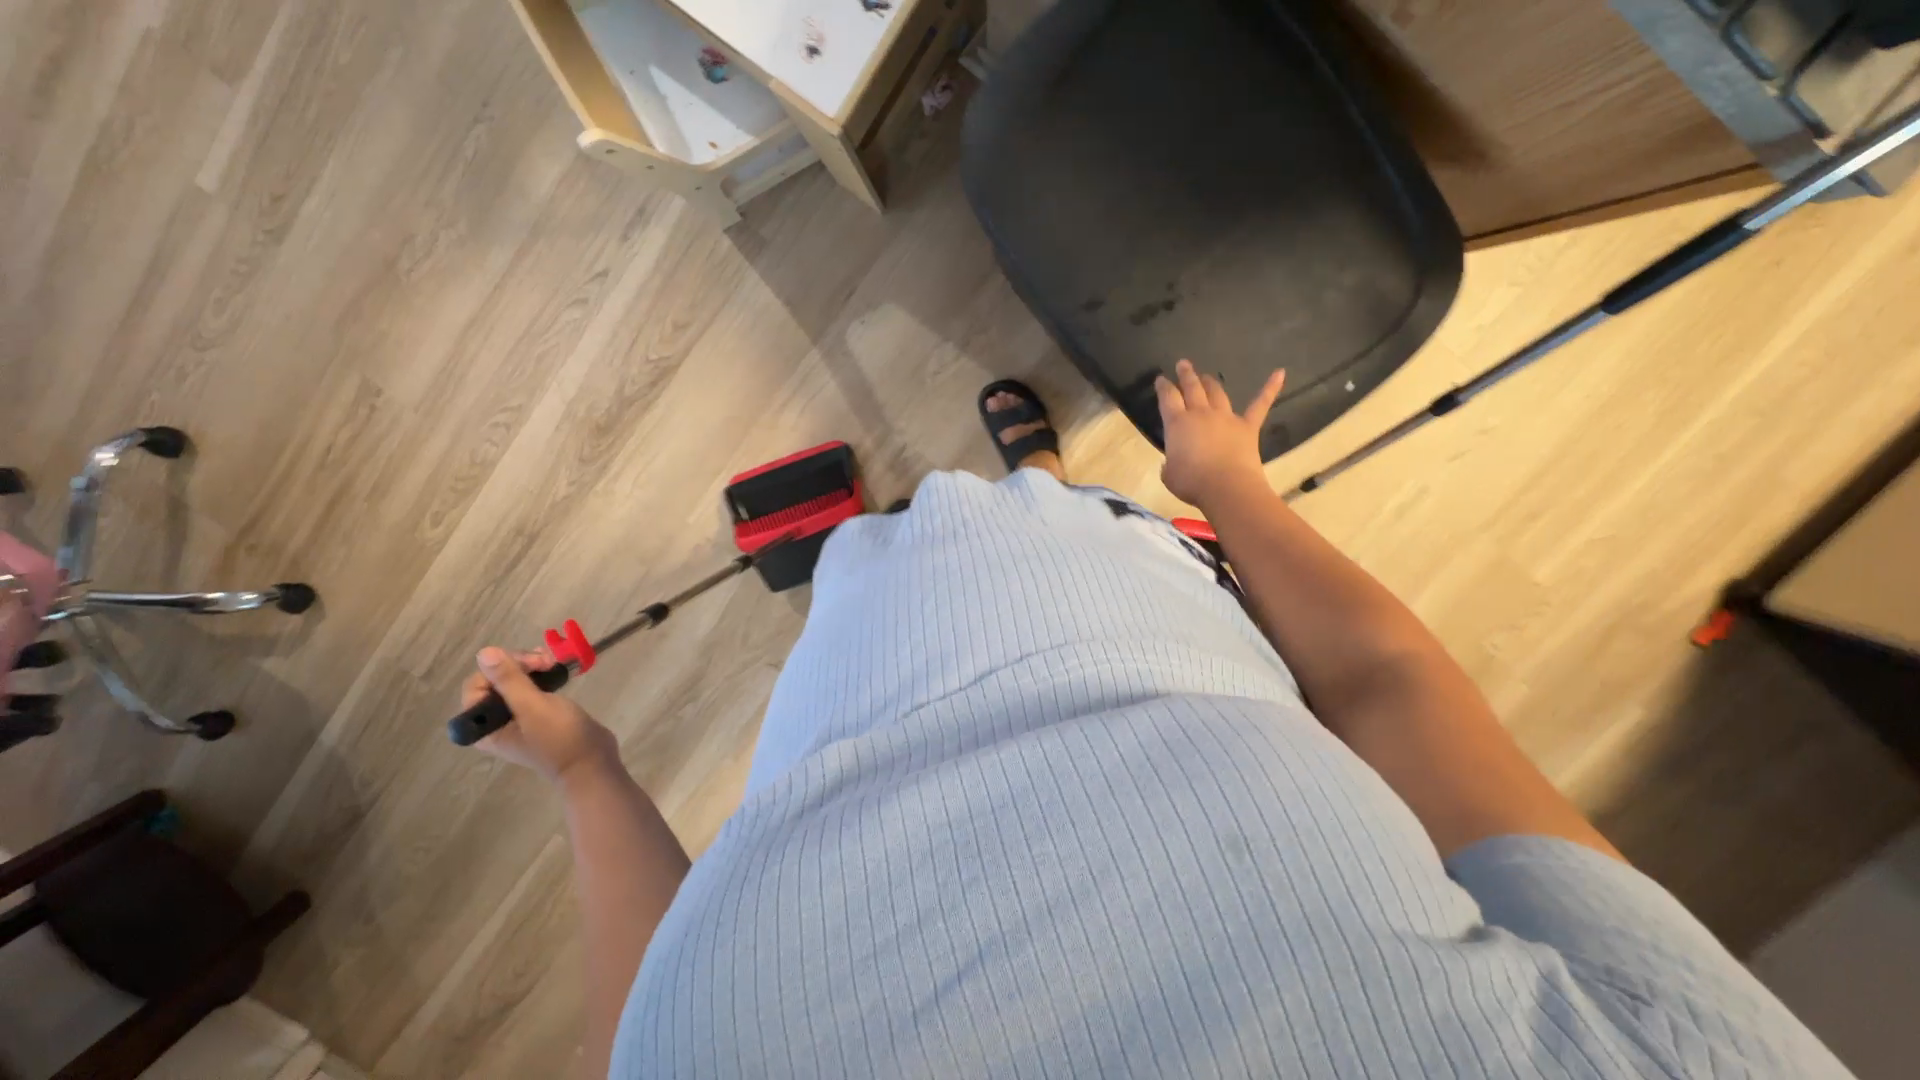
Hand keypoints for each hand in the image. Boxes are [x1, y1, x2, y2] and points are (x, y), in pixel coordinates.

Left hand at [462, 647, 619, 786]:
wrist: (593, 762)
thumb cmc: (560, 737)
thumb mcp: (533, 706)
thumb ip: (508, 680)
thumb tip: (484, 653)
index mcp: (486, 727)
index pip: (476, 686)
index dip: (499, 669)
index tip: (528, 663)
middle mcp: (496, 722)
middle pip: (495, 682)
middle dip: (519, 664)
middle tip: (546, 660)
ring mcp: (518, 718)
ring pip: (514, 682)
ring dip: (531, 667)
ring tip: (553, 661)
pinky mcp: (538, 714)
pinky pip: (531, 688)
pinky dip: (540, 675)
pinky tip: (555, 668)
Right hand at [1155, 359, 1284, 508]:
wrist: (1227, 487)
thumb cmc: (1192, 483)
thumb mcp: (1169, 475)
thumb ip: (1170, 464)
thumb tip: (1173, 462)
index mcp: (1178, 424)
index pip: (1167, 398)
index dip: (1163, 387)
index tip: (1161, 380)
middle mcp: (1201, 414)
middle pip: (1192, 388)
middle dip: (1186, 375)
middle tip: (1183, 364)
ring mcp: (1226, 418)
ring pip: (1217, 393)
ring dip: (1211, 382)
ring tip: (1206, 375)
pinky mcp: (1248, 426)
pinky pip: (1260, 404)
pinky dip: (1271, 388)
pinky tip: (1280, 373)